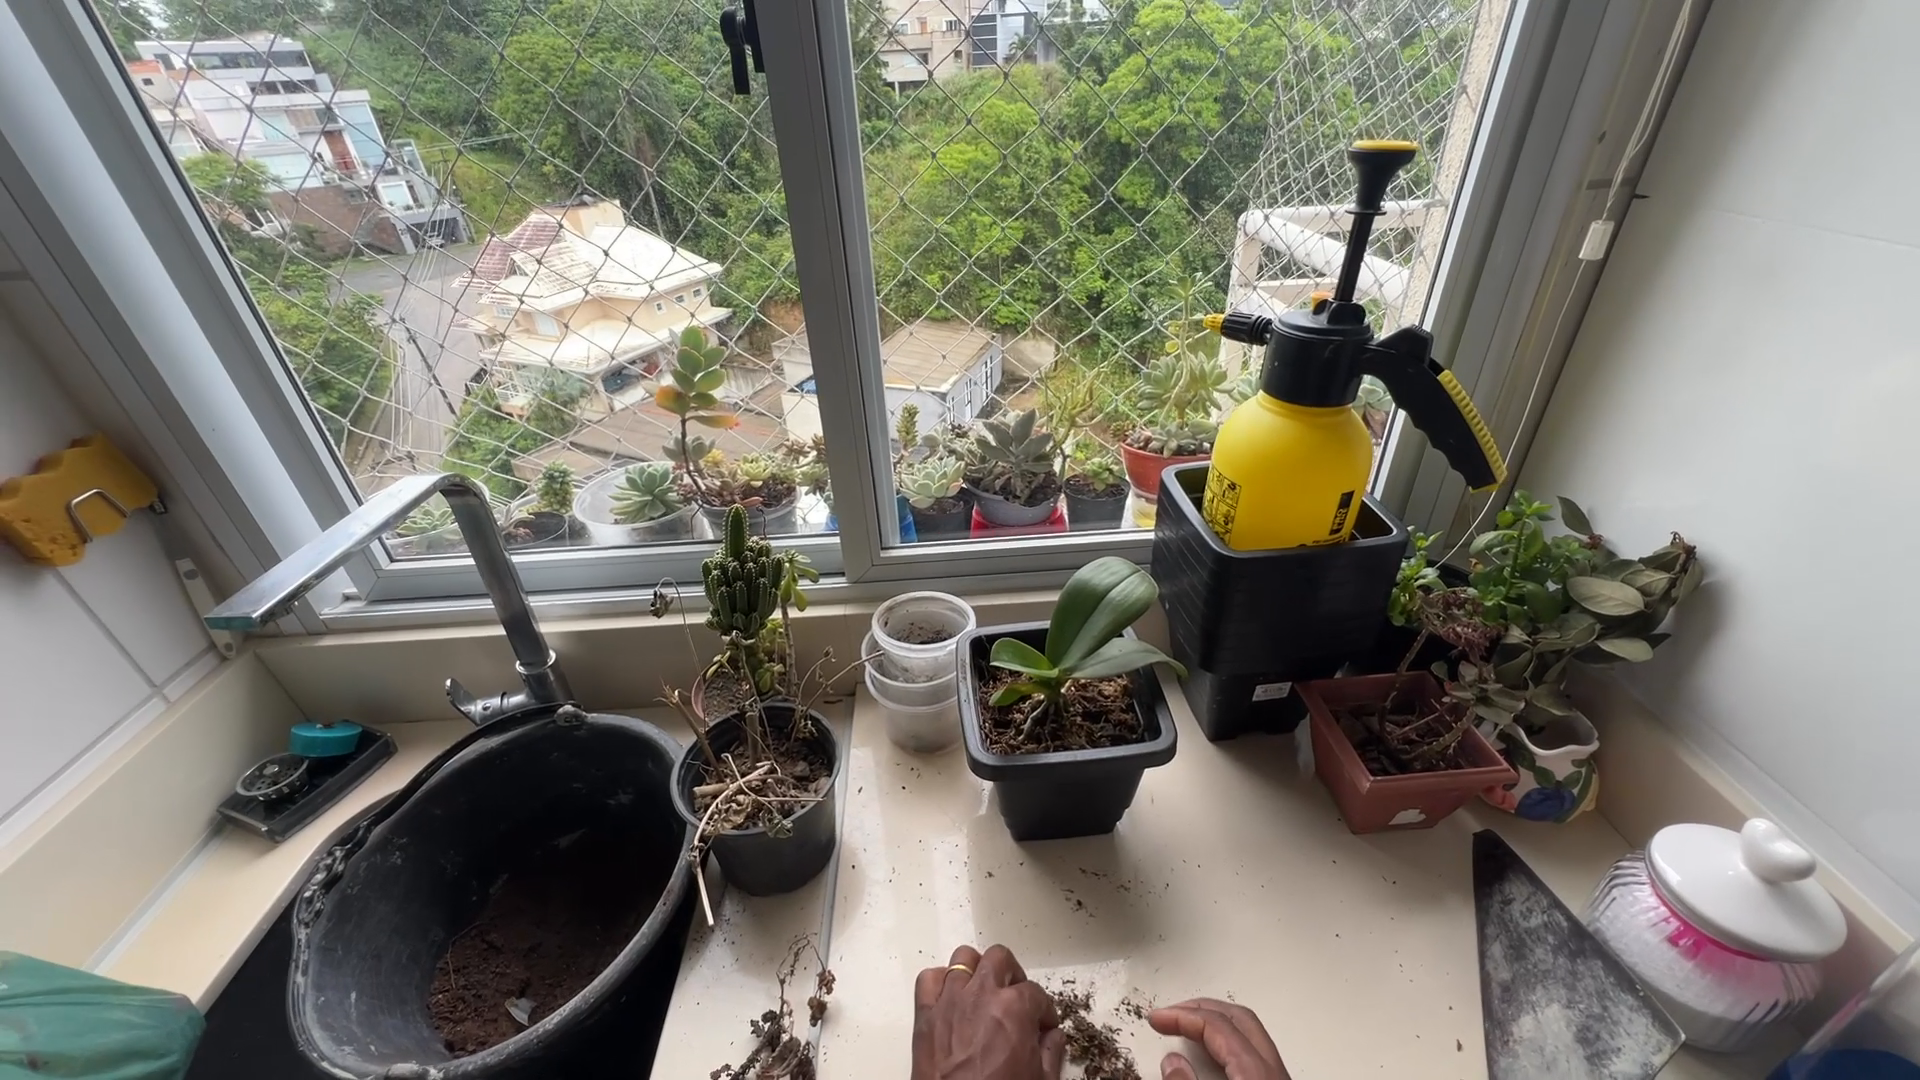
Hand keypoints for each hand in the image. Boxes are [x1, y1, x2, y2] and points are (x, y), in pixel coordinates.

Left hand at [912, 944, 1066, 1079]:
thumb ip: (1051, 1054)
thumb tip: (1054, 1038)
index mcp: (1014, 1008)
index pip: (1036, 993)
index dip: (1044, 1009)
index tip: (1044, 1023)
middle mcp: (982, 994)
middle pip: (1000, 957)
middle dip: (1012, 974)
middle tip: (1016, 996)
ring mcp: (950, 1000)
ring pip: (964, 958)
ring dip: (976, 970)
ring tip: (983, 989)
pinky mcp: (925, 1014)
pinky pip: (928, 979)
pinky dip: (940, 982)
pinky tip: (950, 996)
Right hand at [1149, 998, 1289, 1079]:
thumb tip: (1171, 1062)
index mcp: (1257, 1072)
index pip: (1216, 1024)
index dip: (1181, 1016)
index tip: (1156, 1018)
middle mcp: (1275, 1072)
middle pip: (1238, 1017)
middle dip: (1200, 1008)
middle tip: (1171, 1013)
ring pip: (1250, 1032)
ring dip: (1216, 1021)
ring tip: (1187, 1026)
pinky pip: (1255, 1052)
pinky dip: (1229, 1041)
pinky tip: (1212, 1054)